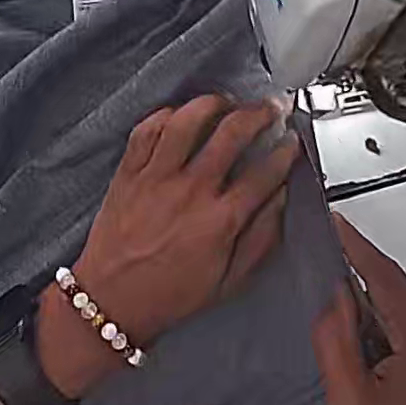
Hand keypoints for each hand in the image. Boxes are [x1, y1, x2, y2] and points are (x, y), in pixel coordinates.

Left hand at [36, 95, 301, 398]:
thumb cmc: (169, 294)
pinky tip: (181, 115)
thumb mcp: (230, 281)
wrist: (113, 301)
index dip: (285, 151)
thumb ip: (262, 238)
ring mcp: (156, 178)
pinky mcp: (129, 173)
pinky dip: (166, 114)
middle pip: (232, 132)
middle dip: (259, 113)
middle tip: (269, 109)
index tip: (292, 142)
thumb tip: (282, 200)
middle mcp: (190, 192)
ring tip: (227, 103)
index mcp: (219, 221)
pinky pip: (147, 130)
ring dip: (214, 103)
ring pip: (188, 120)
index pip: (264, 171)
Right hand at [312, 214, 405, 404]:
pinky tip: (404, 400)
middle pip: (400, 303)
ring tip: (379, 395)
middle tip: (348, 358)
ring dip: (391, 341)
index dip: (355, 244)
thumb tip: (335, 296)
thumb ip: (336, 340)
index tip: (334, 219)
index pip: (383, 274)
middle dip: (368, 317)